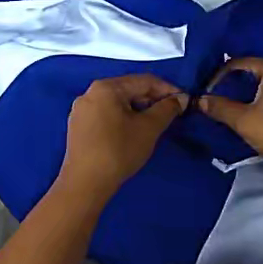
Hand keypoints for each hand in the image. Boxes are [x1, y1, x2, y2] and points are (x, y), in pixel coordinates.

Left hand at [56, 74, 187, 198]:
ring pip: (116, 103)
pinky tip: (132, 132)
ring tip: (154, 124)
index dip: (168, 89)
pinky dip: (122, 118)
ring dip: (138, 110)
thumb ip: (167, 109)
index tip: (185, 102)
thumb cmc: (119, 150)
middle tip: (171, 114)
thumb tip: (181, 98)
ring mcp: (81, 110)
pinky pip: (105, 114)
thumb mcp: (149, 128)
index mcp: (106, 87)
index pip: (144, 81)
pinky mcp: (78, 126)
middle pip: (128, 89)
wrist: (85, 182)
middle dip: (152, 100)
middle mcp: (90, 92)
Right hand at [198, 57, 262, 177]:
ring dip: (247, 101)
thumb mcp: (245, 121)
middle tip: (214, 107)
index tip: (205, 97)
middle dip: (232, 90)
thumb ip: (219, 108)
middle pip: (252, 75)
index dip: (216, 79)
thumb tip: (201, 100)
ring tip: (231, 117)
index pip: (236, 64)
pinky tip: (255, 125)